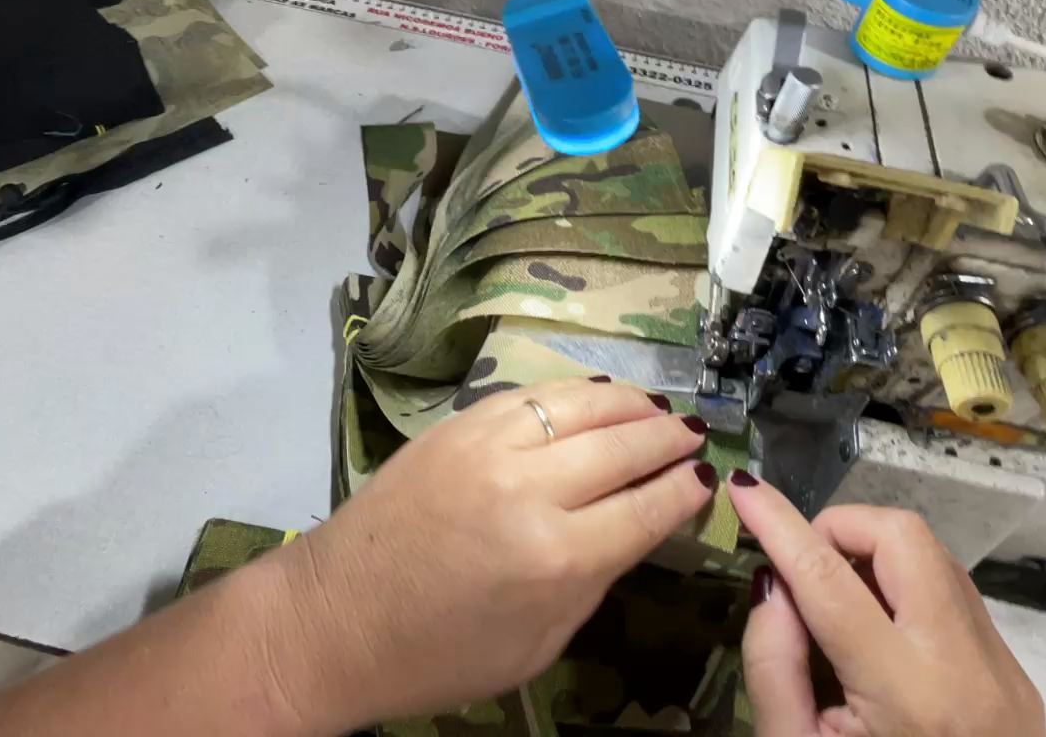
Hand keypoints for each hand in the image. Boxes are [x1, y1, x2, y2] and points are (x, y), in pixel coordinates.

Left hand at [261, 377, 718, 732]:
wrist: (337, 617)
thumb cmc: (441, 653)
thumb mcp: (539, 641)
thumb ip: (596, 576)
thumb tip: (641, 519)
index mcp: (554, 559)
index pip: (644, 509)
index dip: (684, 490)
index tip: (708, 475)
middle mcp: (528, 490)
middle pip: (621, 448)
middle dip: (667, 437)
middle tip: (695, 431)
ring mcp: (488, 446)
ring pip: (580, 405)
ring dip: (629, 402)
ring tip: (658, 406)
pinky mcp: (459, 424)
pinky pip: (532, 394)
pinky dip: (574, 392)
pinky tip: (598, 394)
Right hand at [728, 477, 1044, 736]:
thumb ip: (773, 659)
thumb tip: (776, 581)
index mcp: (911, 698)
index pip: (828, 576)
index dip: (777, 523)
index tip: (743, 487)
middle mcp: (972, 669)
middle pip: (902, 535)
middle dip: (839, 527)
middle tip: (803, 568)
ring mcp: (1005, 671)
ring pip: (931, 553)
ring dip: (871, 554)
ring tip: (838, 603)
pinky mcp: (1017, 676)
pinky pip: (950, 590)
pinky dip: (901, 584)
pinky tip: (879, 634)